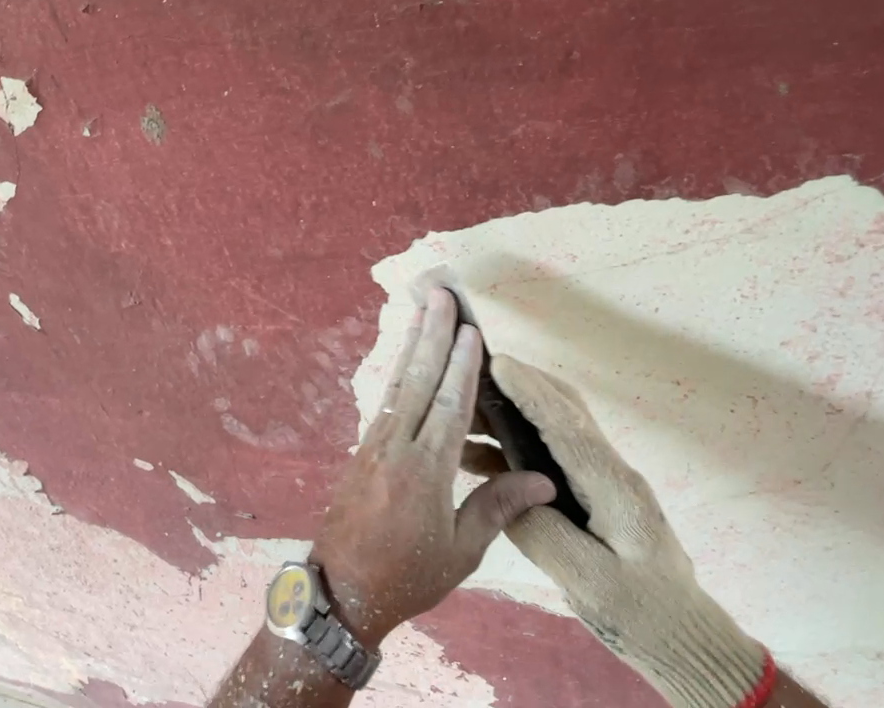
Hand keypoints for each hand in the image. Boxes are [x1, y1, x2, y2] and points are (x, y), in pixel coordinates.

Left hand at [308, 287, 555, 645]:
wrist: (341, 589)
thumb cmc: (408, 575)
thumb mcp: (460, 551)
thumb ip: (496, 507)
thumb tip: (542, 479)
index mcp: (424, 471)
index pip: (449, 407)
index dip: (462, 366)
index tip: (470, 329)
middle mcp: (395, 447)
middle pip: (418, 381)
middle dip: (431, 335)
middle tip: (440, 294)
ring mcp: (374, 444)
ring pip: (397, 384)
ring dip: (412, 344)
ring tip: (422, 308)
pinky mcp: (363, 448)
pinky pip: (386, 401)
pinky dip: (399, 372)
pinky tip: (406, 356)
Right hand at [465, 356, 773, 707]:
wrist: (681, 639)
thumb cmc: (640, 614)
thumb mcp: (586, 581)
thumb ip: (541, 531)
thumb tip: (504, 492)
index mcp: (613, 488)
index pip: (566, 426)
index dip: (530, 392)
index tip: (496, 361)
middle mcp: (611, 471)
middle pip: (564, 410)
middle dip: (520, 385)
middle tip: (472, 374)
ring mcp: (604, 480)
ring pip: (556, 427)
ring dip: (512, 413)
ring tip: (464, 412)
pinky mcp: (593, 493)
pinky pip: (550, 453)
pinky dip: (513, 444)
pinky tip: (477, 455)